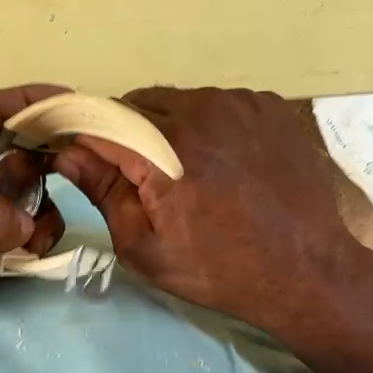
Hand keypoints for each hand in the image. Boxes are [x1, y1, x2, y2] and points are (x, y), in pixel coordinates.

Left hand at [0, 86, 68, 350]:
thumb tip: (24, 225)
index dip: (31, 99)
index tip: (71, 104)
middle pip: (12, 156)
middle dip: (42, 173)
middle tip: (62, 200)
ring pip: (12, 199)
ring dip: (35, 215)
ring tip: (38, 245)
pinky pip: (1, 233)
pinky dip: (21, 242)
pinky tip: (26, 259)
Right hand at [50, 87, 372, 340]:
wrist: (304, 270)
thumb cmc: (216, 269)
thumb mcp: (144, 247)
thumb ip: (104, 192)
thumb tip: (67, 153)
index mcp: (163, 147)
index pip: (101, 120)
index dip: (85, 138)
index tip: (84, 162)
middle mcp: (201, 109)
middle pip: (139, 104)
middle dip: (127, 136)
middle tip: (140, 181)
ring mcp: (241, 103)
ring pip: (181, 102)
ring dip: (168, 129)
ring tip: (187, 176)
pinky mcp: (270, 107)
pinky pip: (220, 104)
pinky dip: (209, 127)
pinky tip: (223, 166)